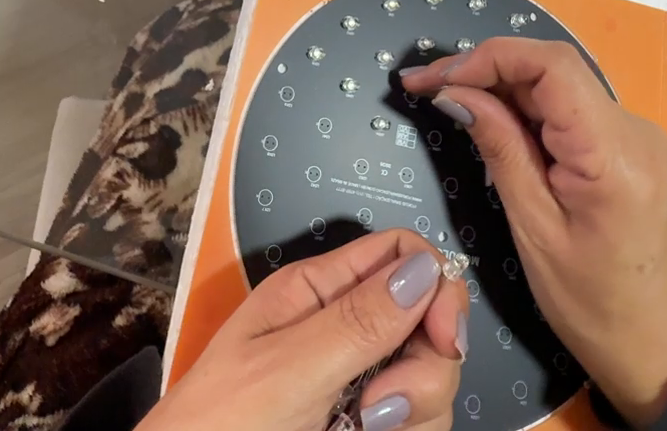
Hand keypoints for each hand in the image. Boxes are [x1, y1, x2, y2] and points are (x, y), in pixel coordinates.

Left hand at [140, 230, 467, 430]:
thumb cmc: (222, 424)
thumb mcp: (286, 369)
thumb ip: (357, 322)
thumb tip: (426, 266)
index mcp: (318, 290)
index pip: (399, 252)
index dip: (434, 283)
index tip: (445, 338)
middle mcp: (345, 325)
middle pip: (426, 317)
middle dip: (425, 364)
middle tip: (381, 408)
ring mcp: (359, 378)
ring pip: (428, 373)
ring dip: (416, 408)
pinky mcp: (368, 422)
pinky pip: (416, 417)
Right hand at [401, 38, 666, 430]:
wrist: (661, 349)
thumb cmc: (594, 306)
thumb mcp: (533, 229)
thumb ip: (499, 148)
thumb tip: (454, 92)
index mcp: (616, 153)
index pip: (551, 66)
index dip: (488, 57)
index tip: (435, 79)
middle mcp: (634, 128)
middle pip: (550, 68)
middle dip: (484, 67)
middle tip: (424, 84)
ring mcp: (635, 133)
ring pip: (555, 83)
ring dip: (498, 84)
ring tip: (444, 96)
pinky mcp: (627, 144)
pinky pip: (566, 107)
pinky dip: (521, 105)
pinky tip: (486, 116)